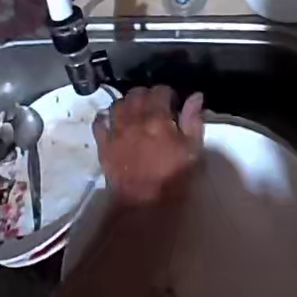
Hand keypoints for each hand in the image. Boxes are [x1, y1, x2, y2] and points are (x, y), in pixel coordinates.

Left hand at [93, 86, 203, 206]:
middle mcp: (133, 118)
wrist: (143, 206)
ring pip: (118, 103)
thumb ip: (193, 120)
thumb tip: (196, 96)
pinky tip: (116, 124)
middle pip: (137, 92)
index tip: (173, 106)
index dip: (169, 95)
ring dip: (128, 104)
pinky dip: (107, 118)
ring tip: (136, 115)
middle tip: (156, 109)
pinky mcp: (103, 143)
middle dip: (148, 96)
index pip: (160, 90)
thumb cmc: (172, 180)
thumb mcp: (192, 151)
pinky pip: (100, 120)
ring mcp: (115, 130)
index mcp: (157, 118)